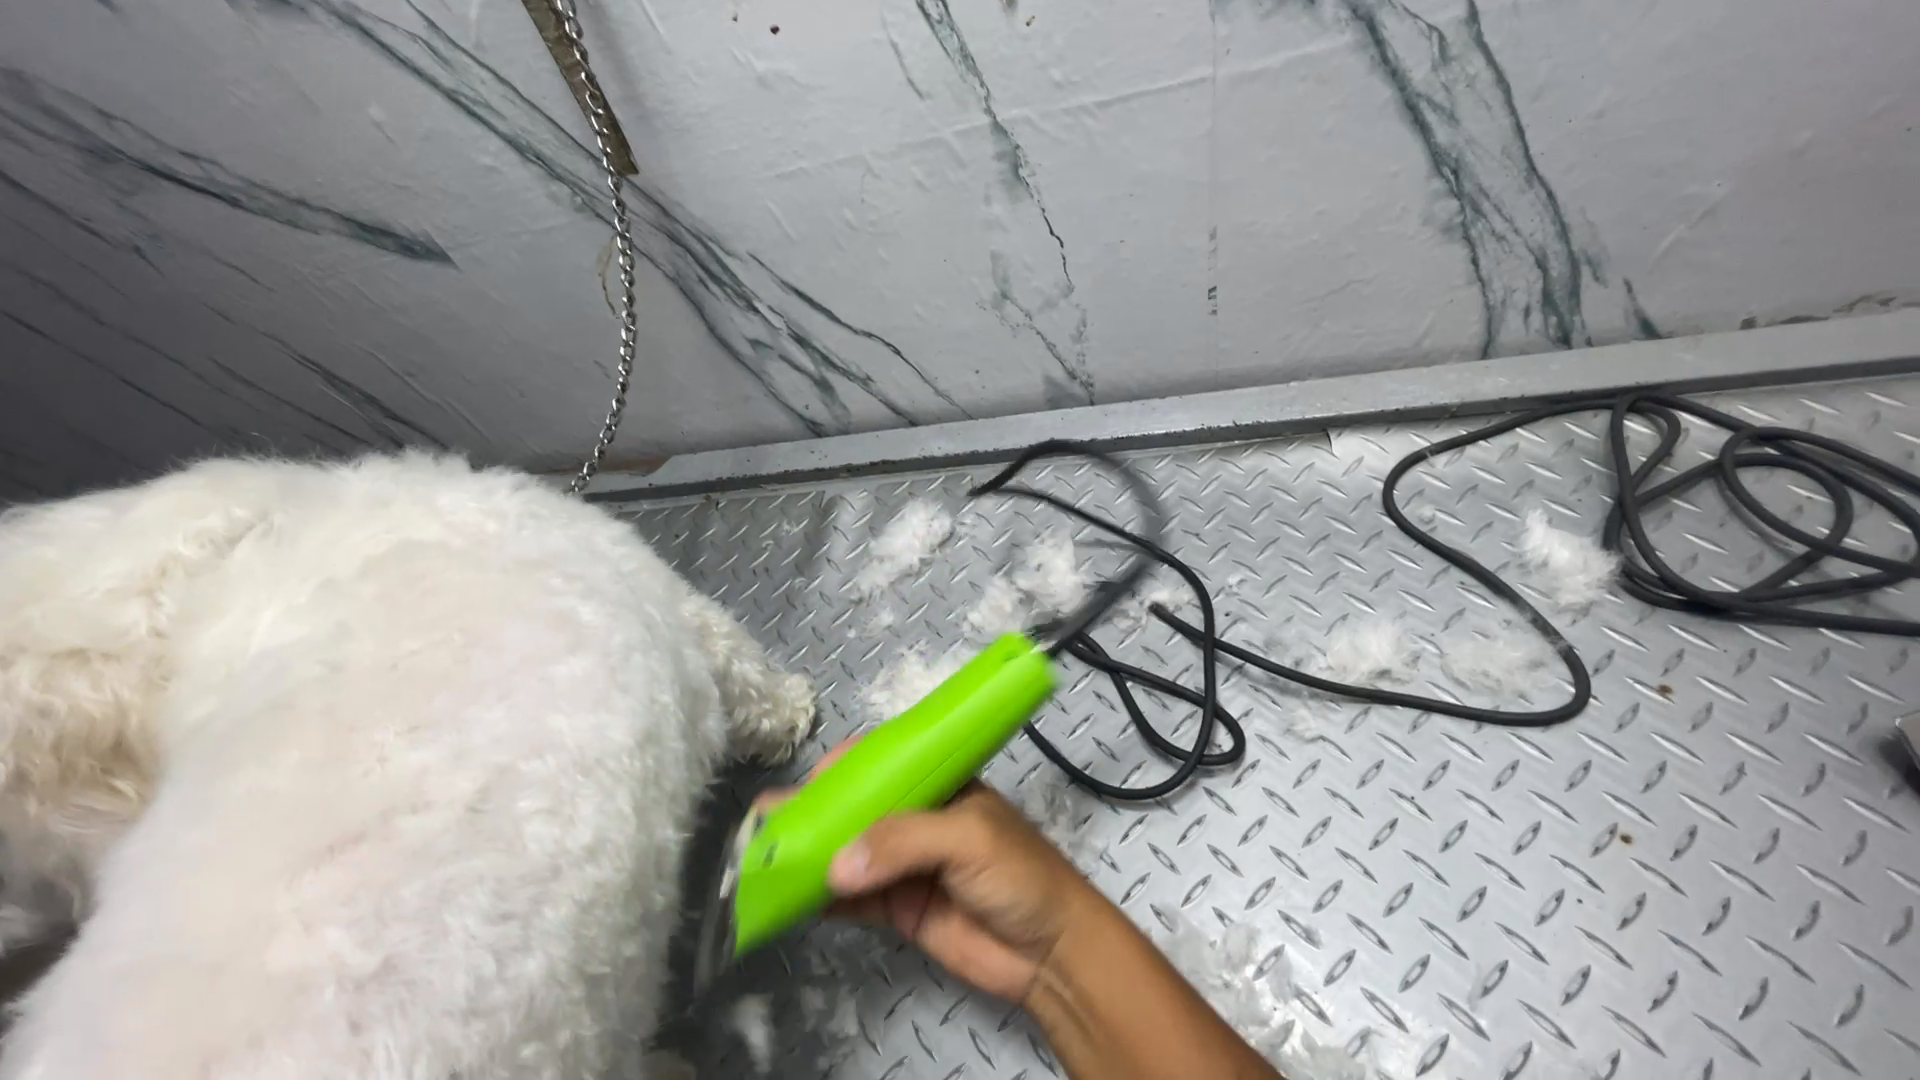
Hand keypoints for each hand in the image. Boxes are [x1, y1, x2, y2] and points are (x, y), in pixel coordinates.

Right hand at [767, 744, 1094, 1003]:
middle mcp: (914, 818)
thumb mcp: (969, 838)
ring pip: (846, 852)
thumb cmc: (1020, 874)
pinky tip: (786, 901)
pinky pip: (848, 899)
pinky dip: (818, 899)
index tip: (810, 785)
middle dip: (814, 813)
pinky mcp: (895, 908)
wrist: (1050, 952)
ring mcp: (902, 864)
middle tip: (769, 827)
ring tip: (762, 862)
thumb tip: (835, 864)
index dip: (844, 768)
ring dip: (808, 857)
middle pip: (855, 807)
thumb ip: (904, 842)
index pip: (882, 762)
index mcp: (937, 783)